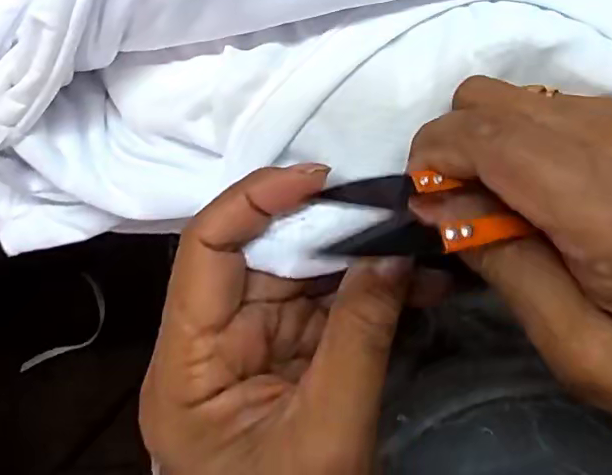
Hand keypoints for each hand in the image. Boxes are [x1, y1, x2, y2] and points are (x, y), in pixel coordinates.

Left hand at [139, 164, 412, 474]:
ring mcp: (258, 347)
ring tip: (418, 243)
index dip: (256, 199)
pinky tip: (422, 284)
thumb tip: (393, 249)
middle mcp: (215, 341)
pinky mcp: (295, 355)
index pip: (206, 248)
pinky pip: (334, 303)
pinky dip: (376, 290)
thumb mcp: (325, 433)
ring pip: (307, 273)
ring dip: (363, 256)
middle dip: (329, 226)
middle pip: (264, 253)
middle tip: (388, 208)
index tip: (320, 178)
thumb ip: (359, 334)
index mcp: (189, 362)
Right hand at [407, 77, 611, 473]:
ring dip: (484, 141)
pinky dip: (517, 137)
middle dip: (453, 146)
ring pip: (510, 94)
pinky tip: (536, 187)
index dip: (440, 155)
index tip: (417, 196)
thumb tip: (431, 199)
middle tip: (456, 209)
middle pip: (495, 102)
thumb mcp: (576, 354)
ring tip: (499, 205)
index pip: (502, 143)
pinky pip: (539, 101)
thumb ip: (503, 264)